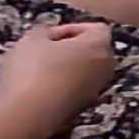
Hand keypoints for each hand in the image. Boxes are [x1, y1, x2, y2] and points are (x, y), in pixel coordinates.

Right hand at [0, 23, 118, 122]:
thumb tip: (52, 35)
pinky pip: (80, 82)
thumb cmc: (33, 69)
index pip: (97, 28)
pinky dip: (65, 80)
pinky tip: (41, 86)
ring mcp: (102, 82)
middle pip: (94, 47)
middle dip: (69, 46)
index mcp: (100, 44)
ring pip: (87, 66)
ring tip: (37, 69)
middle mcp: (109, 62)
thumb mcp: (29, 41)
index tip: (48, 36)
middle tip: (41, 51)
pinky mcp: (90, 98)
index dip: (71, 28)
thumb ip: (43, 32)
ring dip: (67, 64)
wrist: (34, 110)